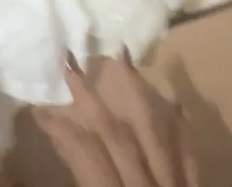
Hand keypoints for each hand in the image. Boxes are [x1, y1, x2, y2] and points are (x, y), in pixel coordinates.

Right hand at [36, 54, 198, 186]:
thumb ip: (83, 180)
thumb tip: (62, 152)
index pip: (85, 156)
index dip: (61, 131)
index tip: (40, 110)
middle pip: (117, 135)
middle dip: (92, 97)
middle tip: (71, 60)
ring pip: (156, 134)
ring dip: (138, 94)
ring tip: (123, 57)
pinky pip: (191, 160)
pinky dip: (183, 131)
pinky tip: (178, 105)